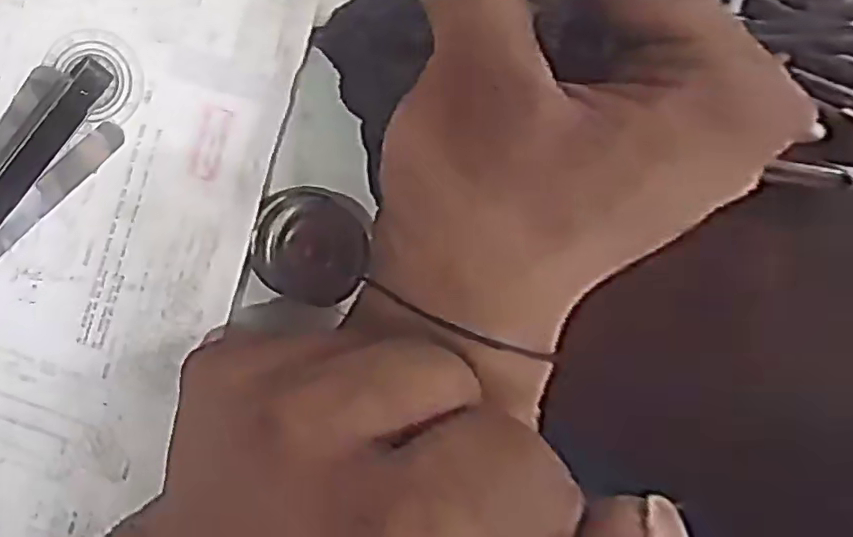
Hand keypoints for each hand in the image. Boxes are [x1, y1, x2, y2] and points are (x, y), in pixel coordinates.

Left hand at [113, 328, 628, 536]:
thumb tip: (636, 505)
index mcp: (409, 523)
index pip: (522, 452)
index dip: (517, 491)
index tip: (488, 511)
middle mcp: (322, 443)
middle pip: (442, 371)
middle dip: (448, 424)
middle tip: (416, 479)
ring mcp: (257, 392)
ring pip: (374, 342)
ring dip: (381, 391)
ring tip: (360, 452)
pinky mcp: (216, 364)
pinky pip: (304, 335)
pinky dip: (317, 376)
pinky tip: (307, 431)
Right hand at [356, 0, 812, 418]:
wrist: (460, 290)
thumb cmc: (483, 192)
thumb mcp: (476, 81)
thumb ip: (475, 1)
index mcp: (730, 93)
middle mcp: (733, 115)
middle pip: (629, 12)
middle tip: (455, 0)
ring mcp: (683, 142)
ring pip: (602, 44)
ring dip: (523, 29)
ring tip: (456, 31)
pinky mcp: (630, 157)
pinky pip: (589, 81)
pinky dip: (531, 63)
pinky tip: (479, 70)